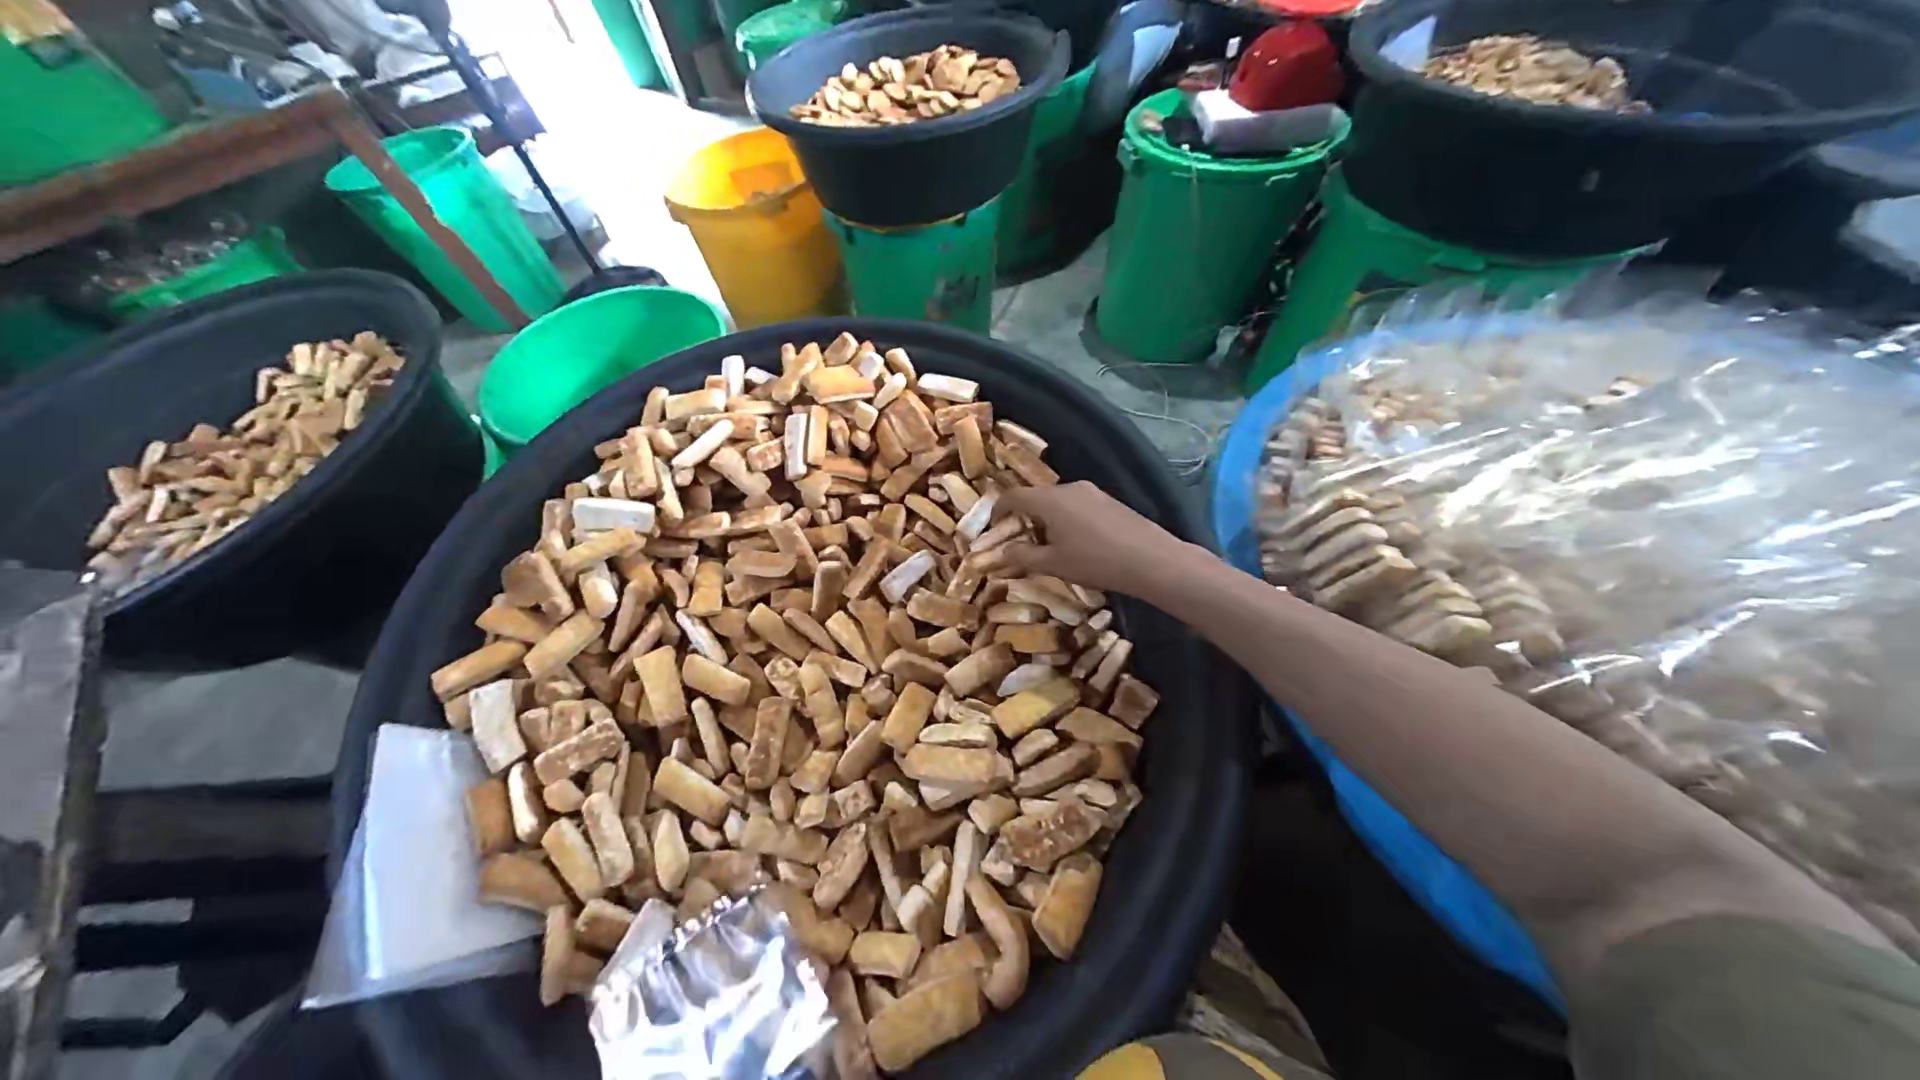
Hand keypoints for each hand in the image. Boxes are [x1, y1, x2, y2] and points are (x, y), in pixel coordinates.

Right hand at [999, 482, 1195, 597]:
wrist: (1151, 560)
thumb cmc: (1095, 562)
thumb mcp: (1053, 564)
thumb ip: (1023, 556)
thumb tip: (1001, 553)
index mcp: (1049, 500)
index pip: (1013, 496)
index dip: (998, 510)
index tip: (993, 526)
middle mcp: (1069, 488)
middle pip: (1037, 497)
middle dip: (1024, 517)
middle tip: (1021, 541)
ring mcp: (1092, 492)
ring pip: (1059, 502)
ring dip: (1047, 519)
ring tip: (1050, 546)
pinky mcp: (1110, 501)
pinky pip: (1078, 505)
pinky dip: (1067, 519)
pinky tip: (1078, 543)